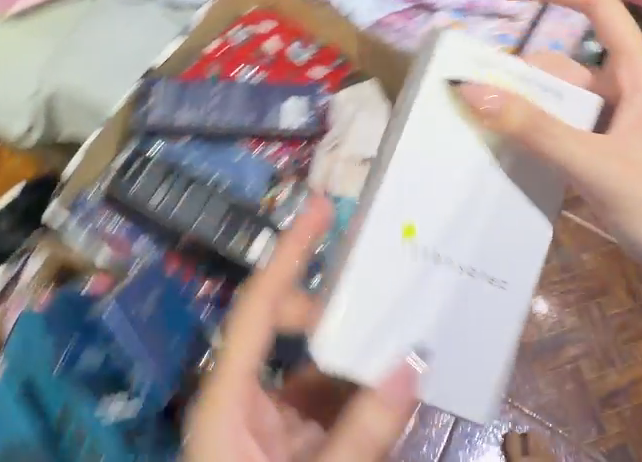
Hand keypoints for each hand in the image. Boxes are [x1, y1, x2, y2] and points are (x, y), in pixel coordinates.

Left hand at [184, 196, 420, 461]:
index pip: (259, 304)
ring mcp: (260, 429)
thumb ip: (363, 428)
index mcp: (225, 400)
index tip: (321, 205)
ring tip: (404, 342)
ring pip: (312, 374)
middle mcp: (238, 403)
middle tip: (382, 299)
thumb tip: (416, 360)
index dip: (291, 250)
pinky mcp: (281, 451)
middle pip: (286, 331)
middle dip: (334, 314)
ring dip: (354, 363)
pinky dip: (355, 401)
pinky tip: (394, 396)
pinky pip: (321, 410)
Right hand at [453, 0, 641, 350]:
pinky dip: (537, 144)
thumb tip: (470, 89)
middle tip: (471, 100)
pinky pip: (565, 139)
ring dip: (525, 114)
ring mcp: (619, 132)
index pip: (597, 7)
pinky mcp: (612, 166)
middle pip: (563, 65)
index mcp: (638, 76)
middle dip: (520, 76)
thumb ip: (535, 130)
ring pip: (560, 106)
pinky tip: (508, 164)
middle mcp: (627, 95)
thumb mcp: (599, 168)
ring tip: (478, 133)